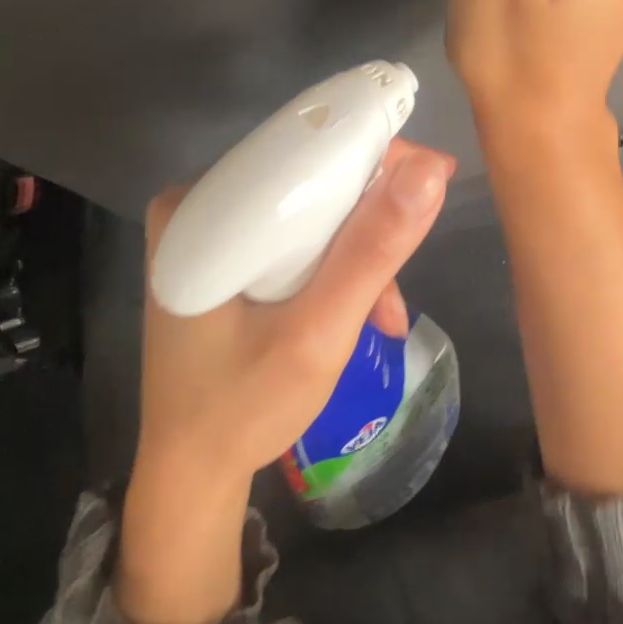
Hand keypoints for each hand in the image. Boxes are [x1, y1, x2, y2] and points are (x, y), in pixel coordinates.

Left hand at [116, 138, 453, 623]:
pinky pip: (290, 245)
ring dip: (356, 260)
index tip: (431, 184)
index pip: (300, 151)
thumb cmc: (243, 407)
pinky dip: (330, 275)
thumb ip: (371, 253)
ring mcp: (206, 237)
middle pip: (305, 185)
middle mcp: (196, 206)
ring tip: (387, 319)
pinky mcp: (220, 264)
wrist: (191, 472)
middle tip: (405, 278)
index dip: (372, 160)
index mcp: (198, 206)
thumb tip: (429, 170)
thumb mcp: (316, 333)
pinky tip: (360, 316)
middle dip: (368, 229)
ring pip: (305, 218)